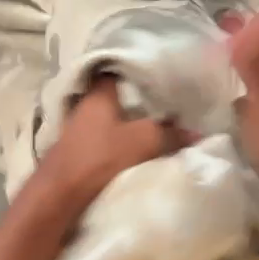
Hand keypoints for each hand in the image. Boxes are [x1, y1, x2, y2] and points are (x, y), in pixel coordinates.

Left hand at [36, 76, 184, 205]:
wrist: (60, 192)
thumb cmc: (98, 156)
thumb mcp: (140, 142)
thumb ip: (168, 133)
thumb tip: (198, 132)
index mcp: (98, 90)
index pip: (119, 66)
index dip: (139, 67)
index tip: (161, 70)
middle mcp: (86, 101)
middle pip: (117, 92)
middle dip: (139, 96)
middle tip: (166, 99)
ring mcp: (80, 123)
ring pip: (112, 113)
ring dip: (130, 117)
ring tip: (158, 120)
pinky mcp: (80, 145)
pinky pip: (106, 131)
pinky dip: (121, 134)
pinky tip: (137, 141)